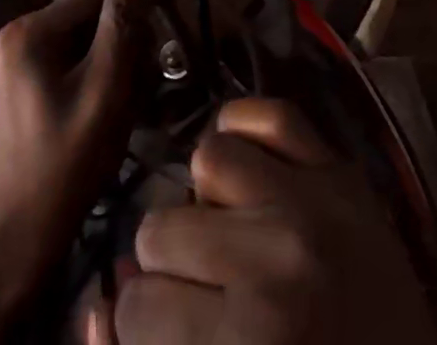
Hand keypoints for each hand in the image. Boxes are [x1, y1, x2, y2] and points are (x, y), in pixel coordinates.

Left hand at [0, 0, 160, 254]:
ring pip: (90, 40)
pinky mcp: (31, 78)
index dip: (136, 11)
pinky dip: (101, 77)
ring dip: (118, 63)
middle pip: (93, 17)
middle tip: (141, 86)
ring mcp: (23, 57)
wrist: (30, 223)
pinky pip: (78, 60)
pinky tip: (112, 106)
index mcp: (31, 29)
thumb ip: (122, 24)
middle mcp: (21, 32)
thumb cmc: (71, 156)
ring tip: (129, 102)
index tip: (164, 41)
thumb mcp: (105, 86)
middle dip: (126, 46)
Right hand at [116, 99, 436, 344]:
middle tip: (207, 290)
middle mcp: (274, 261)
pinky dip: (248, 133)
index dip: (146, 321)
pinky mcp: (341, 172)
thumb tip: (94, 303)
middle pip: (160, 230)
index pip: (136, 306)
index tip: (173, 329)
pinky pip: (270, 114)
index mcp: (242, 342)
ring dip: (208, 198)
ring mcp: (313, 203)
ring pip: (205, 160)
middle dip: (172, 266)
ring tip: (234, 232)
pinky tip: (251, 172)